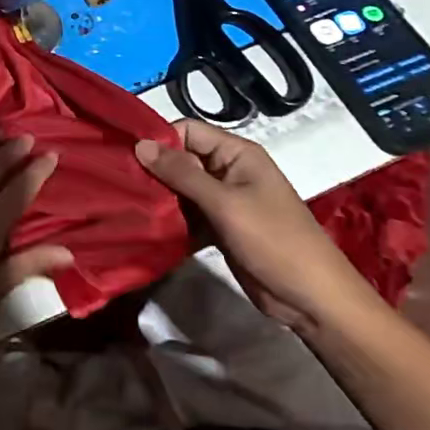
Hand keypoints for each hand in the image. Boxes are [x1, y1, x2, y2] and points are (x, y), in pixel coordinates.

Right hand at [136, 120, 373, 334]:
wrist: (311, 297)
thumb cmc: (273, 239)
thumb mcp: (225, 203)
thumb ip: (183, 174)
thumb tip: (141, 145)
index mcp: (237, 153)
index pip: (189, 132)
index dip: (160, 140)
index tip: (126, 156)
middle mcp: (229, 170)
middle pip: (184, 159)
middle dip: (155, 170)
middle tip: (119, 183)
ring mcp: (225, 201)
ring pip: (184, 189)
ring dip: (161, 197)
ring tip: (125, 204)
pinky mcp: (221, 228)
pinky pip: (190, 215)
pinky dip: (172, 220)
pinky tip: (146, 228)